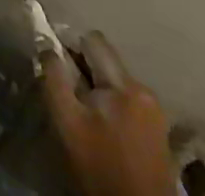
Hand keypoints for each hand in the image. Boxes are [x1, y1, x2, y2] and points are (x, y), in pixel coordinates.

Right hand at [40, 32, 175, 195]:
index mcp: (124, 84)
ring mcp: (155, 109)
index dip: (70, 44)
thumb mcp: (67, 122)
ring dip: (97, 86)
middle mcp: (144, 88)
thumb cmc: (99, 165)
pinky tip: (103, 126)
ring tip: (83, 112)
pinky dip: (111, 102)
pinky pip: (128, 98)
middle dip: (83, 69)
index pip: (94, 39)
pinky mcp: (159, 127)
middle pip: (106, 60)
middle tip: (67, 92)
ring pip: (116, 79)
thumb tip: (45, 43)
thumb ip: (54, 78)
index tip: (55, 62)